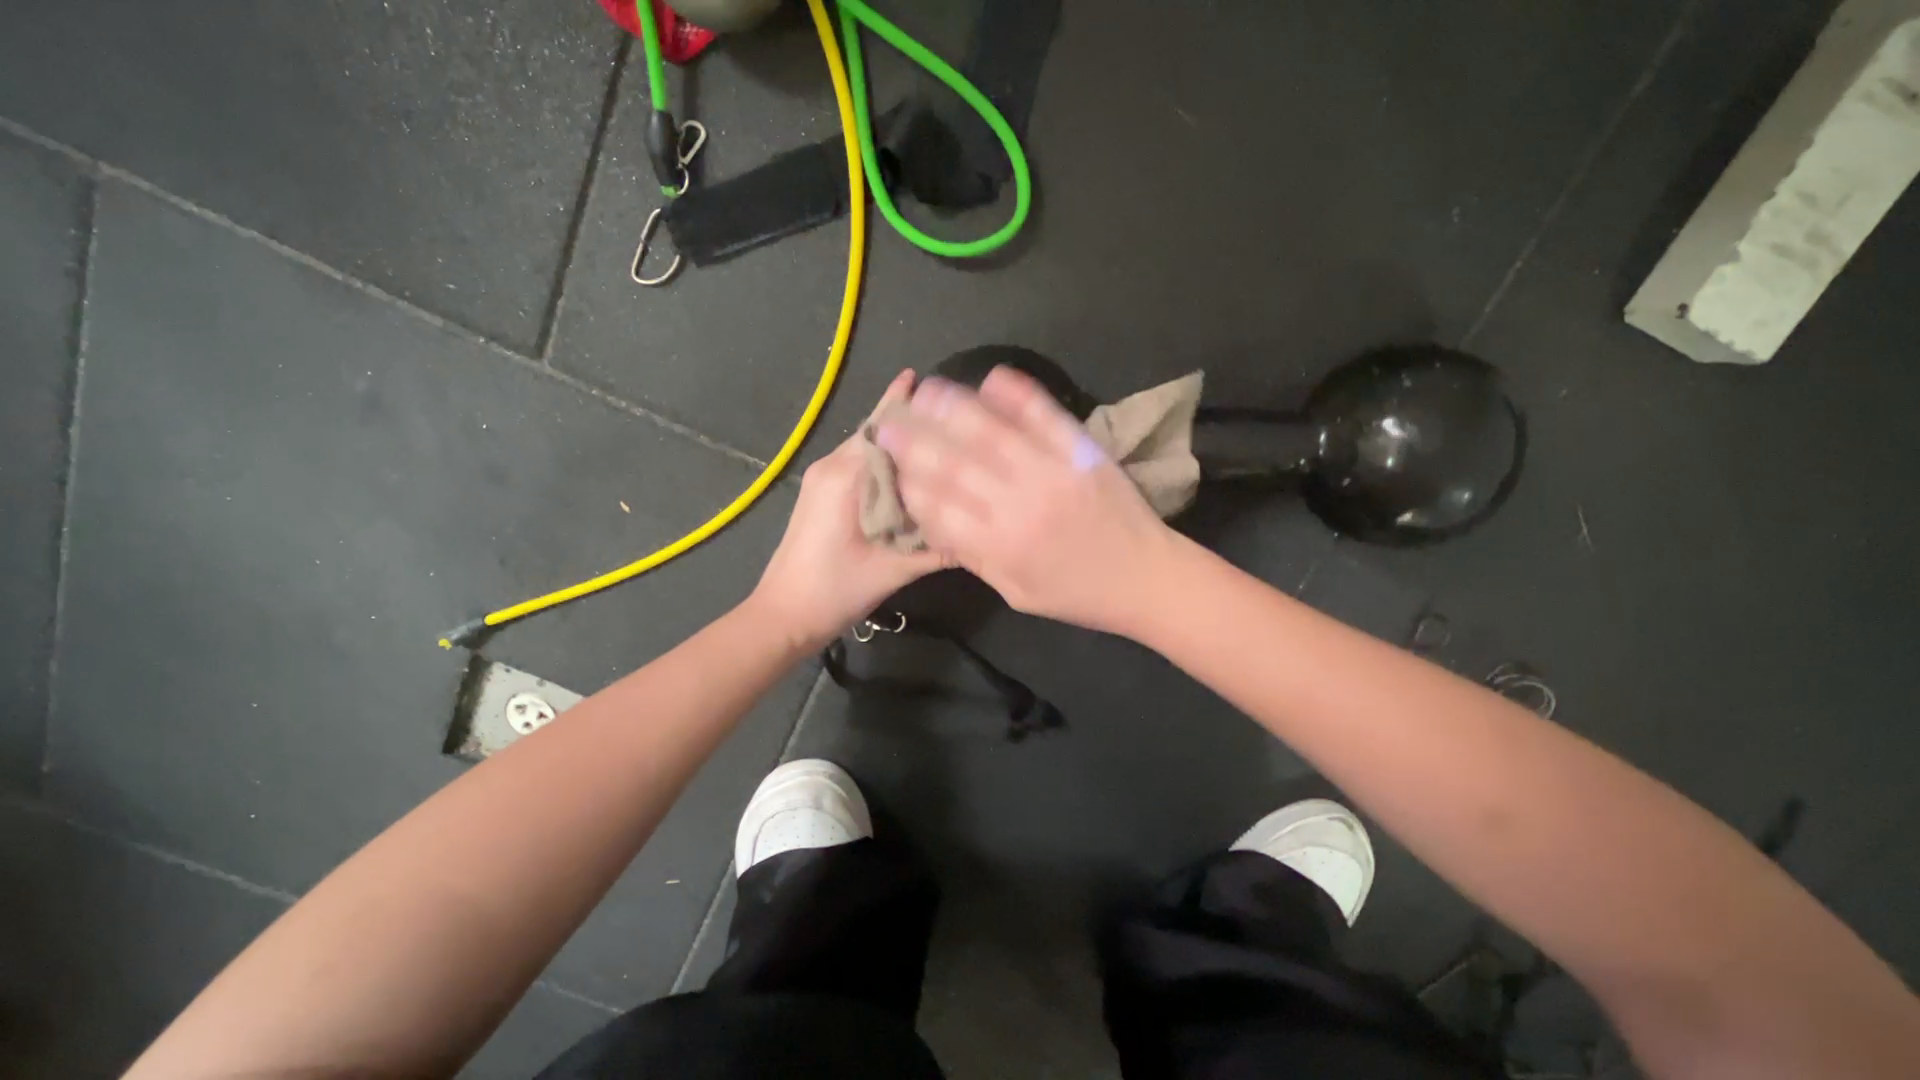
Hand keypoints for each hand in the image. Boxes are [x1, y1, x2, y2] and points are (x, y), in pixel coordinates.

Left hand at [750, 370, 946, 648]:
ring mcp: (822, 479)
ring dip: (900, 440)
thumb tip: (982, 533)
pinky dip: (887, 462)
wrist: (783, 616)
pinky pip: (860, 465)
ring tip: (942, 433)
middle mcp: (831, 467)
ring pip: (869, 448)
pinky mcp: (822, 494)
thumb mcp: (892, 570)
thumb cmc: (834, 590)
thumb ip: (937, 549)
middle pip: (878, 431)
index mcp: (845, 476)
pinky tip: (915, 470)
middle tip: (957, 411)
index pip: (886, 427)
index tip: (951, 394)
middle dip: (913, 419)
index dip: (917, 409)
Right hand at [874, 366, 1177, 634]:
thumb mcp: (1015, 591)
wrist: (1146, 579)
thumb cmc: (1077, 594)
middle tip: (890, 419)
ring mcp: (1051, 472)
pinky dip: (1018, 394)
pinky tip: (992, 378)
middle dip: (916, 440)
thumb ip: (973, 557)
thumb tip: (934, 521)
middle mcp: (1019, 505)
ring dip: (952, 408)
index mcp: (999, 546)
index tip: (890, 464)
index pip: (937, 508)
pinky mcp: (1081, 452)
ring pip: (991, 434)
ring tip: (926, 390)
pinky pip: (1044, 417)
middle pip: (953, 464)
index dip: (908, 483)